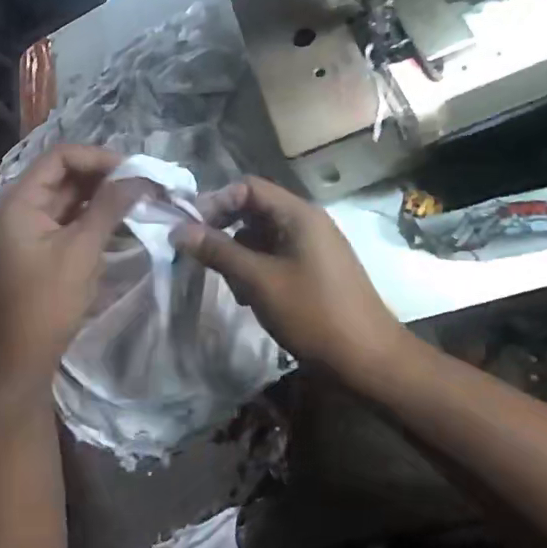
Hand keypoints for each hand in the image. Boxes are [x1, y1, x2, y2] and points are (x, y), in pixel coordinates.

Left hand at [0, 145, 143, 388]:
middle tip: (145, 187)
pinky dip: (92, 221)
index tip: (137, 172)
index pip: (61, 156)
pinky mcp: (34, 253)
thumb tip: (139, 177)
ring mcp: (24, 232)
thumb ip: (109, 207)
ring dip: (102, 199)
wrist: (12, 365)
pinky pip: (66, 224)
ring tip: (140, 204)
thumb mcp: (81, 251)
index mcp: (18, 201)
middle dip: (105, 178)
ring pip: (68, 201)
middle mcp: (17, 209)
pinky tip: (121, 226)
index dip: (100, 157)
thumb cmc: (44, 304)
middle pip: (64, 176)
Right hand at [172, 176, 405, 379]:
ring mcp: (315, 247)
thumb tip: (179, 230)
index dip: (216, 203)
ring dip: (240, 255)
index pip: (248, 187)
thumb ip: (219, 252)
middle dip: (225, 231)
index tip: (191, 231)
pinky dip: (258, 270)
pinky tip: (250, 298)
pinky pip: (277, 257)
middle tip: (202, 258)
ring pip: (264, 237)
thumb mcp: (259, 281)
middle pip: (255, 210)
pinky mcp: (316, 271)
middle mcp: (308, 222)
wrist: (368, 359)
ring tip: (230, 285)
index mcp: (299, 214)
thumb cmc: (313, 314)